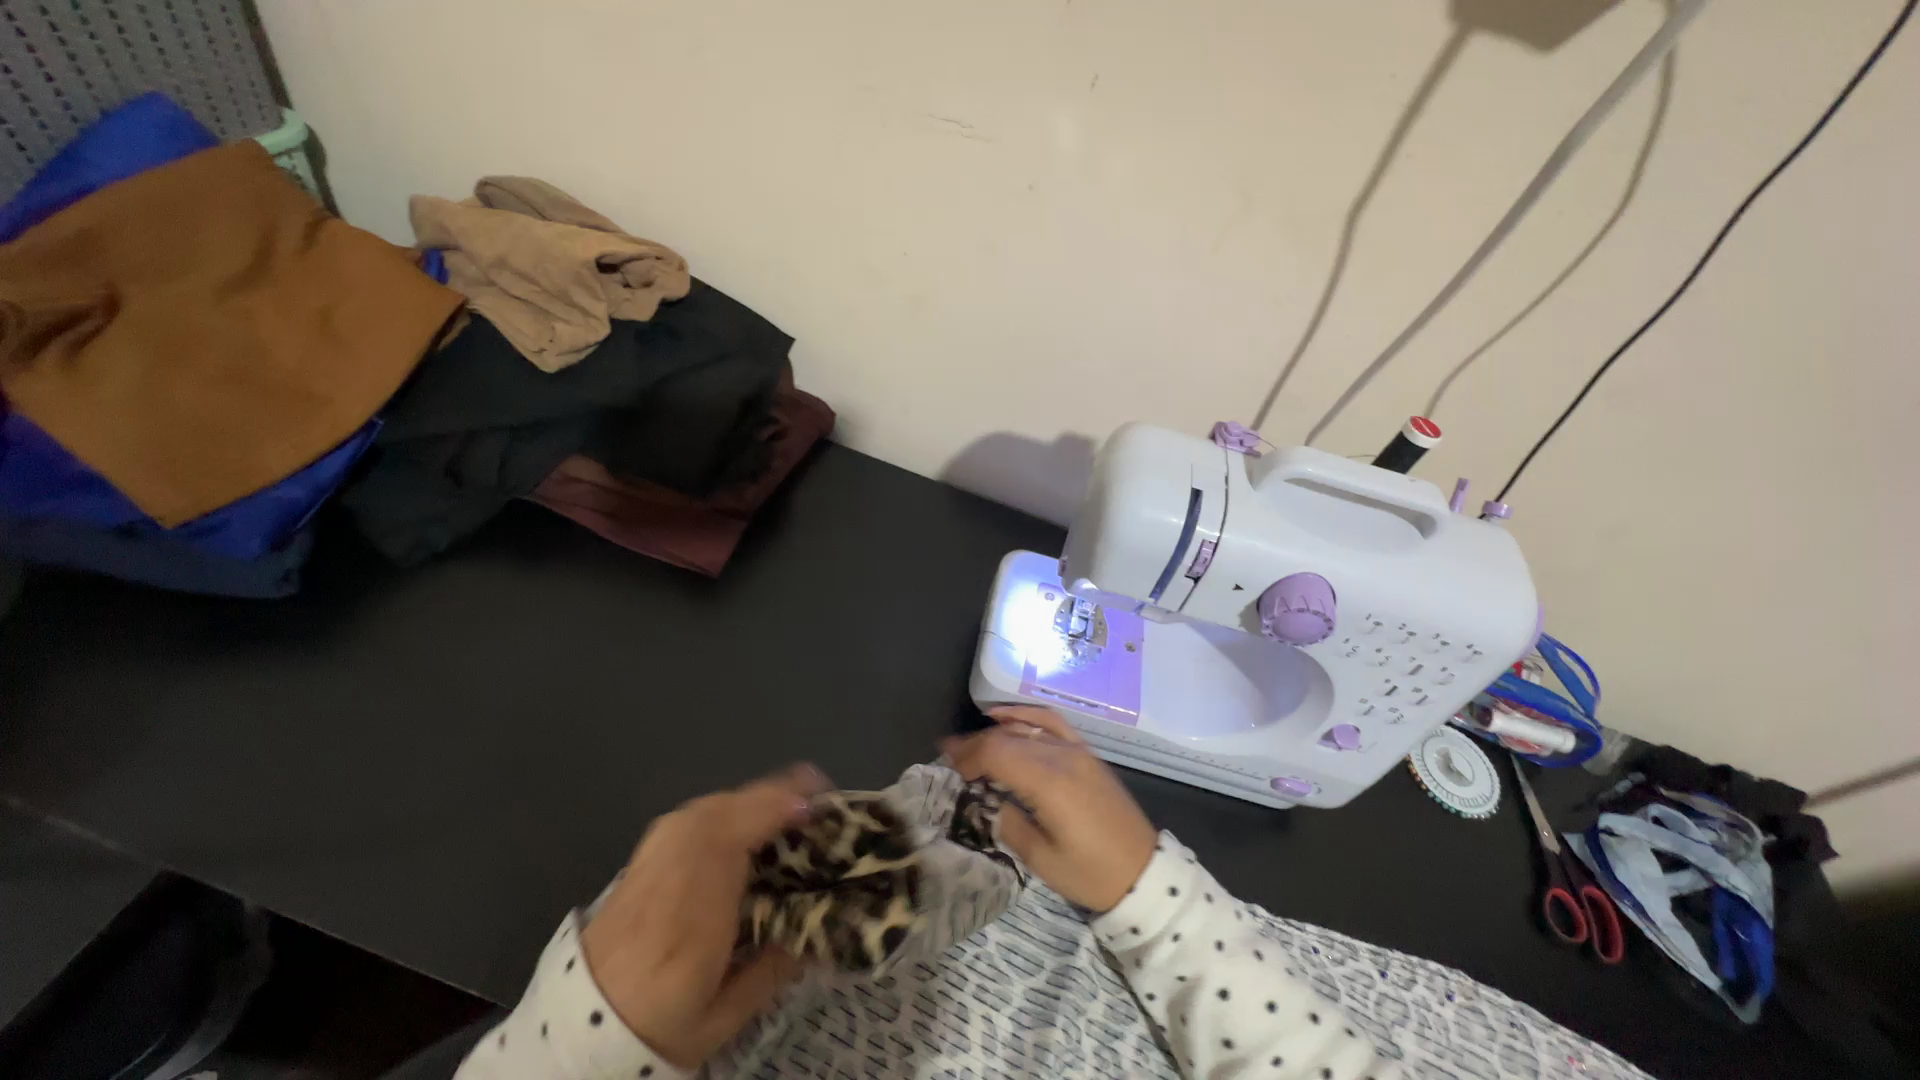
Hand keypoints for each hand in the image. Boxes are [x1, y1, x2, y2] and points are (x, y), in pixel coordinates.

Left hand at [581, 765, 826, 1067]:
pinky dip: (727, 805)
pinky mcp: (642, 857)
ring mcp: (651, 859)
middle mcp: (670, 872)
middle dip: (775, 795)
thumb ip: (773, 969)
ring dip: (752, 797)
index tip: (816, 808)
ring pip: (707, 806)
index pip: (733, 841)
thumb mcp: (723, 1016)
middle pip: (723, 811)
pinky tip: (745, 817)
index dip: (774, 813)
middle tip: (820, 798)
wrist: (579, 1028)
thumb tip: (820, 928)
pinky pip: (691, 814)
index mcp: (692, 915)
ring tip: (791, 804)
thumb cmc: (658, 1023)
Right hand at [943, 706, 1157, 911]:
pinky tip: (1005, 716)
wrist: (1144, 873)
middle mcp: (1062, 757)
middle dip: (975, 744)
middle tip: (950, 758)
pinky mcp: (1087, 754)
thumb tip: (985, 801)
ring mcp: (1077, 751)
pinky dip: (1026, 715)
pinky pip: (1053, 722)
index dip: (968, 756)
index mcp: (1049, 783)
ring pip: (1026, 728)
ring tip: (971, 745)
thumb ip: (1009, 823)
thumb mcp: (1041, 859)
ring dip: (995, 732)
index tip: (947, 766)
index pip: (997, 753)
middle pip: (1008, 737)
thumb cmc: (1090, 873)